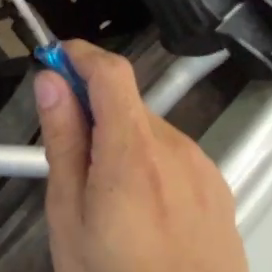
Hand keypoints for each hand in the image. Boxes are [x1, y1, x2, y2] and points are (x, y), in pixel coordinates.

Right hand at [37, 41, 247, 271]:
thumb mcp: (70, 216)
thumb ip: (62, 140)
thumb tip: (51, 82)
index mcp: (134, 152)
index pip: (111, 71)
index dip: (79, 55)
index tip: (54, 59)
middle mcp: (176, 151)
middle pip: (127, 103)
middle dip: (93, 112)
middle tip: (66, 154)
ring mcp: (204, 173)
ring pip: (149, 132)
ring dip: (121, 141)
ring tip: (103, 198)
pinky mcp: (220, 195)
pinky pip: (174, 158)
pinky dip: (150, 165)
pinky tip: (139, 213)